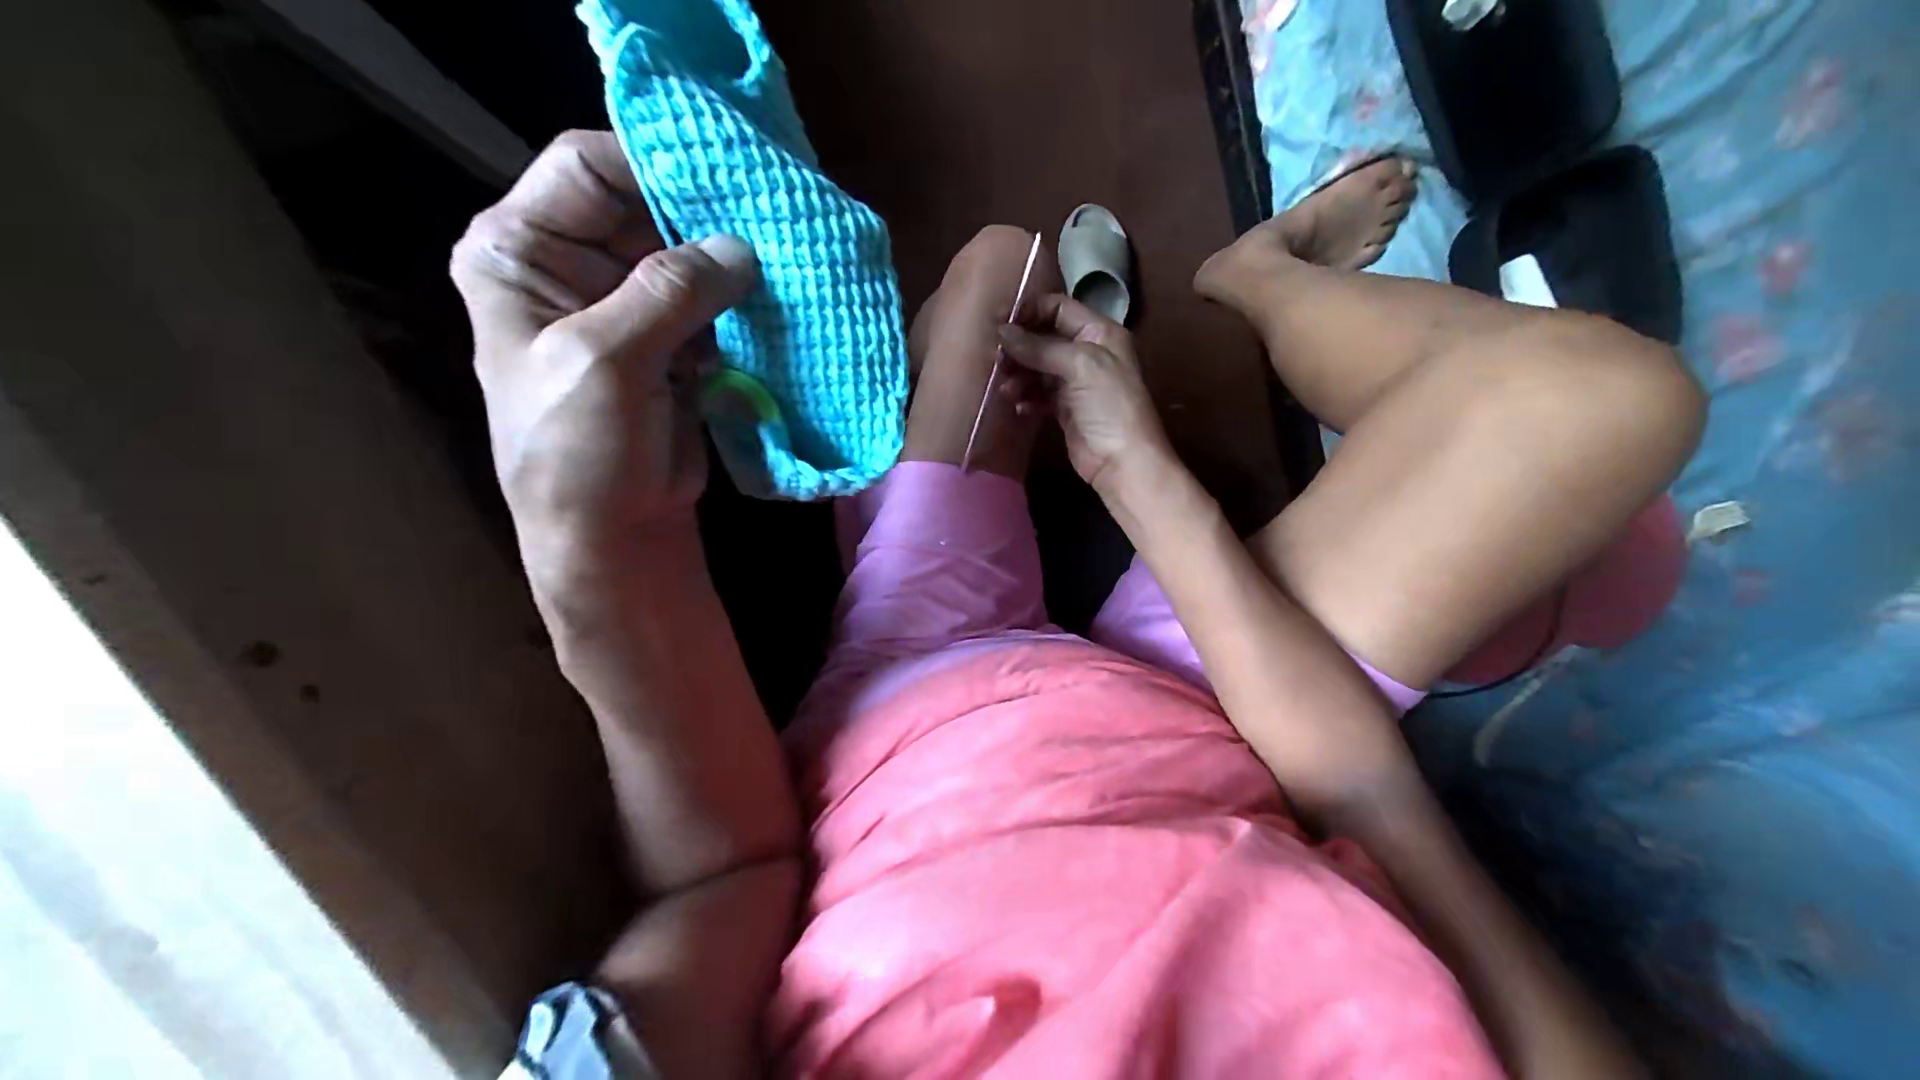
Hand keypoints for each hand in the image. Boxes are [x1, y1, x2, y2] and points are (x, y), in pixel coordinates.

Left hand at [450, 131, 757, 582]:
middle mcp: (572, 266)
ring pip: (689, 258)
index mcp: (522, 251)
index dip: (654, 164)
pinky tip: (780, 305)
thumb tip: (740, 247)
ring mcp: (628, 306)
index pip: (588, 167)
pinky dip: (745, 307)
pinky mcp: (673, 342)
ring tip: (789, 260)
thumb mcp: (605, 360)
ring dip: (734, 266)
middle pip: (646, 209)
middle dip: (707, 217)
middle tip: (775, 217)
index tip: (728, 175)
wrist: (612, 530)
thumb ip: (666, 292)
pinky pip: (714, 305)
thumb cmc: (577, 449)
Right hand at [995, 294, 1175, 496]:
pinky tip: (1018, 407)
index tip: (1001, 324)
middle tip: (997, 360)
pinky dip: (1027, 398)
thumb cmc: (1109, 405)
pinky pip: (1039, 395)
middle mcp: (1088, 352)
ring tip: (1007, 390)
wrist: (1123, 461)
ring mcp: (1077, 382)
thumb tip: (1002, 332)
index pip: (1059, 307)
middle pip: (1045, 338)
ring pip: (1039, 368)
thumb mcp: (1079, 366)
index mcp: (1099, 332)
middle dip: (1020, 347)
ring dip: (1020, 376)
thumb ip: (1040, 347)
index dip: (1031, 312)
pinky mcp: (1066, 408)